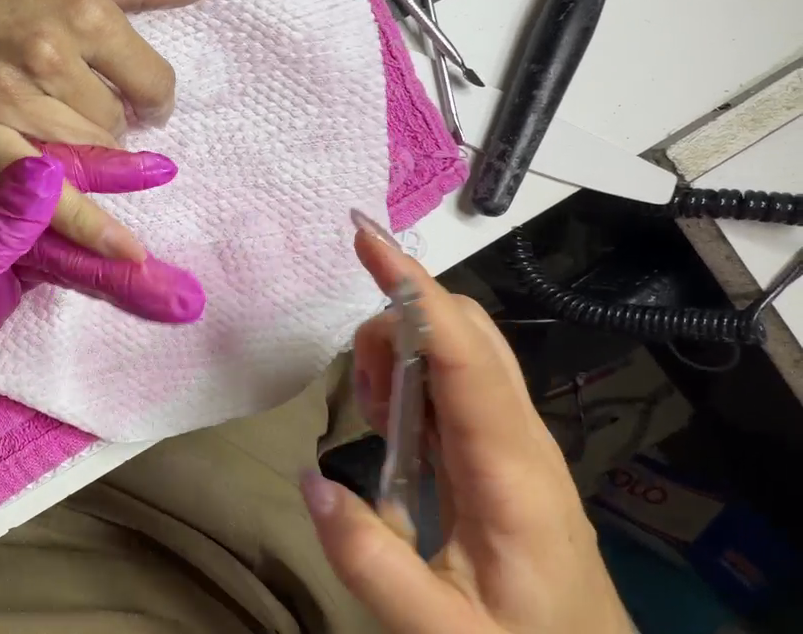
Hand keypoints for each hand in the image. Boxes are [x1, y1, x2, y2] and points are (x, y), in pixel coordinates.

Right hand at [0, 0, 221, 262]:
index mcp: (84, 13)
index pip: (152, 83)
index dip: (149, 97)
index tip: (131, 97)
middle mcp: (55, 58)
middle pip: (115, 126)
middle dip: (106, 124)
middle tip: (74, 109)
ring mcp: (12, 99)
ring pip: (83, 155)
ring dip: (79, 153)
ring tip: (49, 132)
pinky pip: (38, 186)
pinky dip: (83, 221)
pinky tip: (124, 249)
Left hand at [0, 150, 202, 459]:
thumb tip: (50, 171)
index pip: (19, 170)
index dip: (84, 170)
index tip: (148, 166)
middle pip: (49, 208)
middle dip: (112, 224)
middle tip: (177, 218)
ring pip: (59, 247)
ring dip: (114, 267)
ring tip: (176, 288)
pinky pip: (53, 276)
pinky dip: (94, 284)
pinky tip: (140, 289)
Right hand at [301, 215, 631, 633]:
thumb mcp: (442, 631)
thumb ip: (371, 562)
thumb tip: (307, 477)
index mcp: (513, 473)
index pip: (464, 355)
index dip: (413, 288)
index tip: (364, 236)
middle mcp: (521, 442)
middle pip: (468, 331)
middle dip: (398, 323)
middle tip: (361, 391)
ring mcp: (514, 444)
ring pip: (457, 349)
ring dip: (397, 356)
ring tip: (372, 422)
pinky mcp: (500, 453)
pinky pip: (451, 381)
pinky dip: (405, 378)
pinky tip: (389, 428)